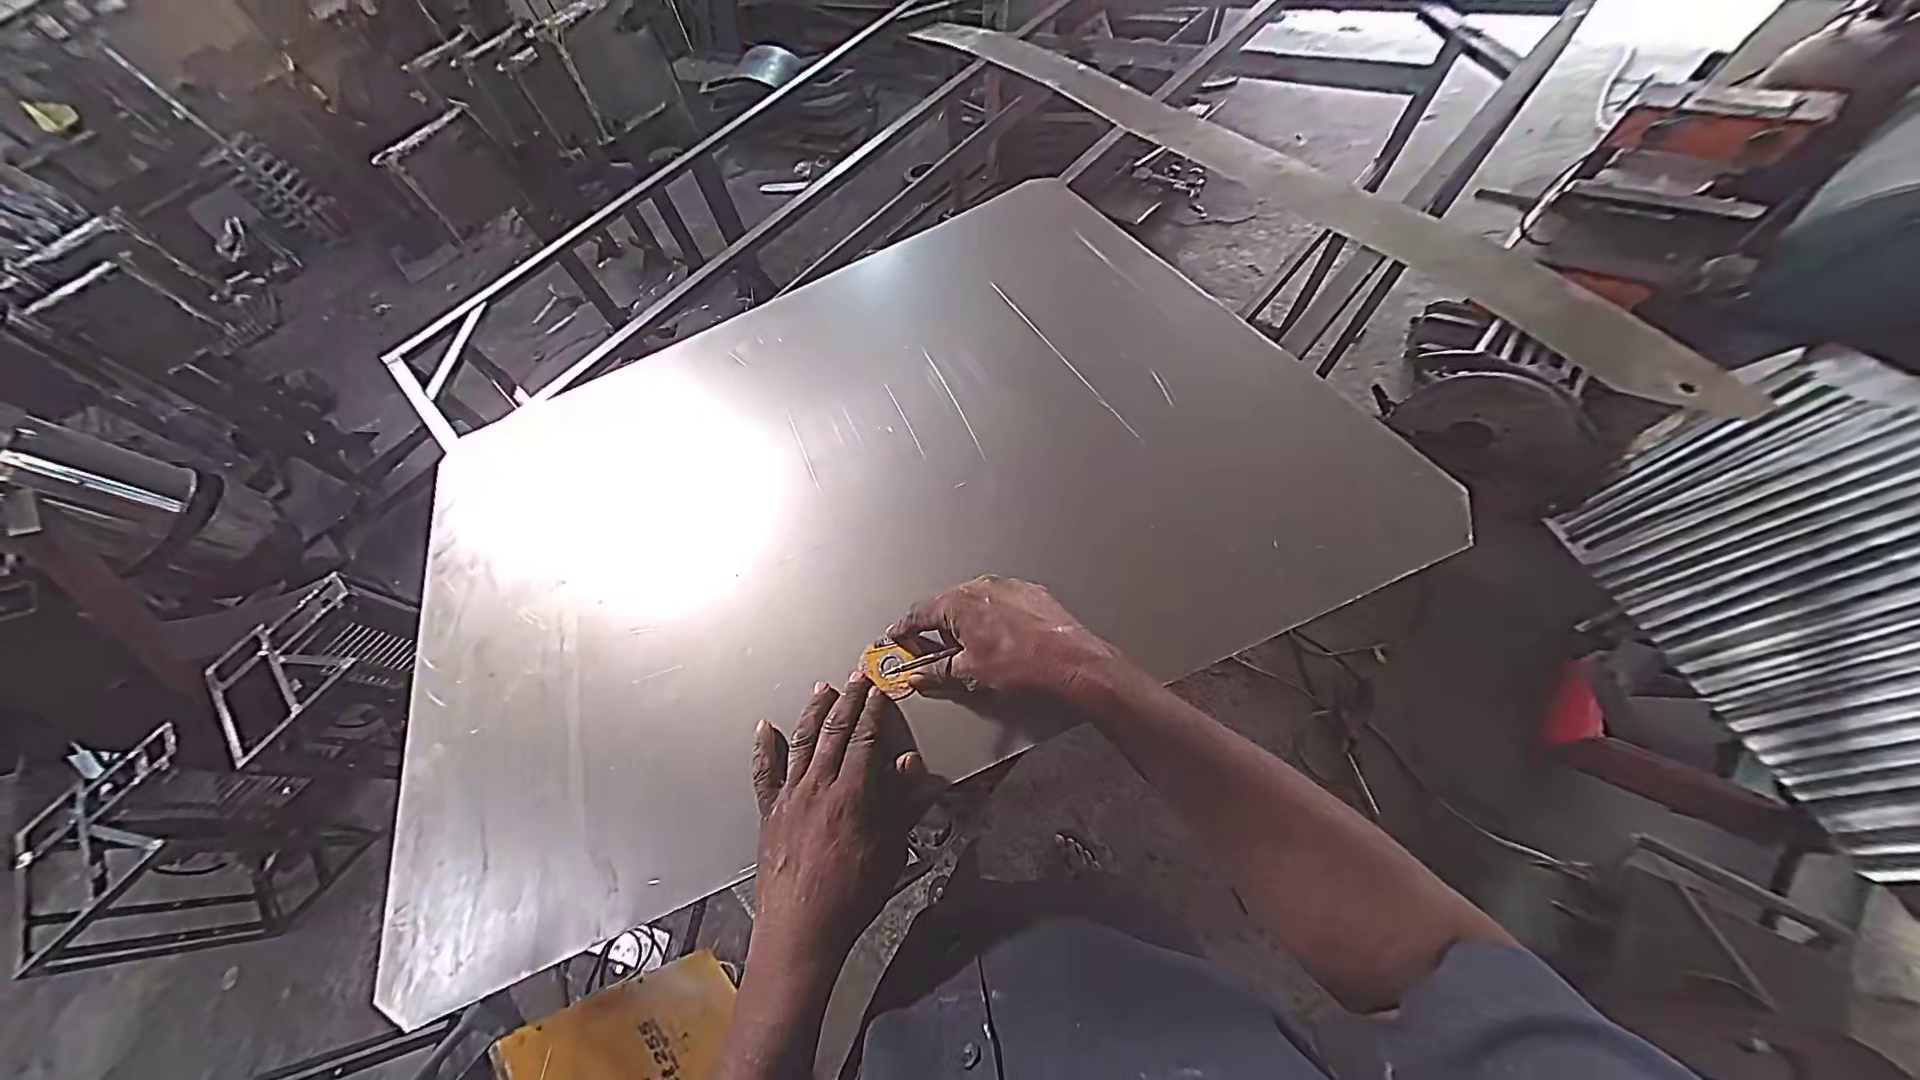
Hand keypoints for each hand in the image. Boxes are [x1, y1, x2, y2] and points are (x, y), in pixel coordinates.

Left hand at [748, 676, 926, 977]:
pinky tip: (765, 727)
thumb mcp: (890, 849)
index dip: (875, 711)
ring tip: (823, 689)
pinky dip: (765, 747)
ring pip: (803, 742)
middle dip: (849, 700)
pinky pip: (765, 772)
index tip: (880, 690)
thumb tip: (910, 761)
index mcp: (852, 794)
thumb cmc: (851, 895)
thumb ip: (902, 802)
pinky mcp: (770, 812)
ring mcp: (790, 797)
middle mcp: (818, 787)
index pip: (866, 739)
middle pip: (835, 731)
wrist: (799, 931)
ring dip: (814, 712)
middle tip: (857, 677)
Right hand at [886, 575, 1121, 701]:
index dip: (905, 629)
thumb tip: (921, 675)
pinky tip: (999, 637)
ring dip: (966, 620)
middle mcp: (980, 586)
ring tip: (971, 646)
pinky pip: (1000, 600)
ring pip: (974, 601)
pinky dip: (992, 615)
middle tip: (931, 648)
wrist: (1070, 660)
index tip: (898, 636)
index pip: (919, 614)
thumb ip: (938, 670)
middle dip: (936, 626)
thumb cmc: (1025, 663)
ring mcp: (1006, 586)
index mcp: (958, 602)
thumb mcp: (971, 672)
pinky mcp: (1028, 592)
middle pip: (945, 605)